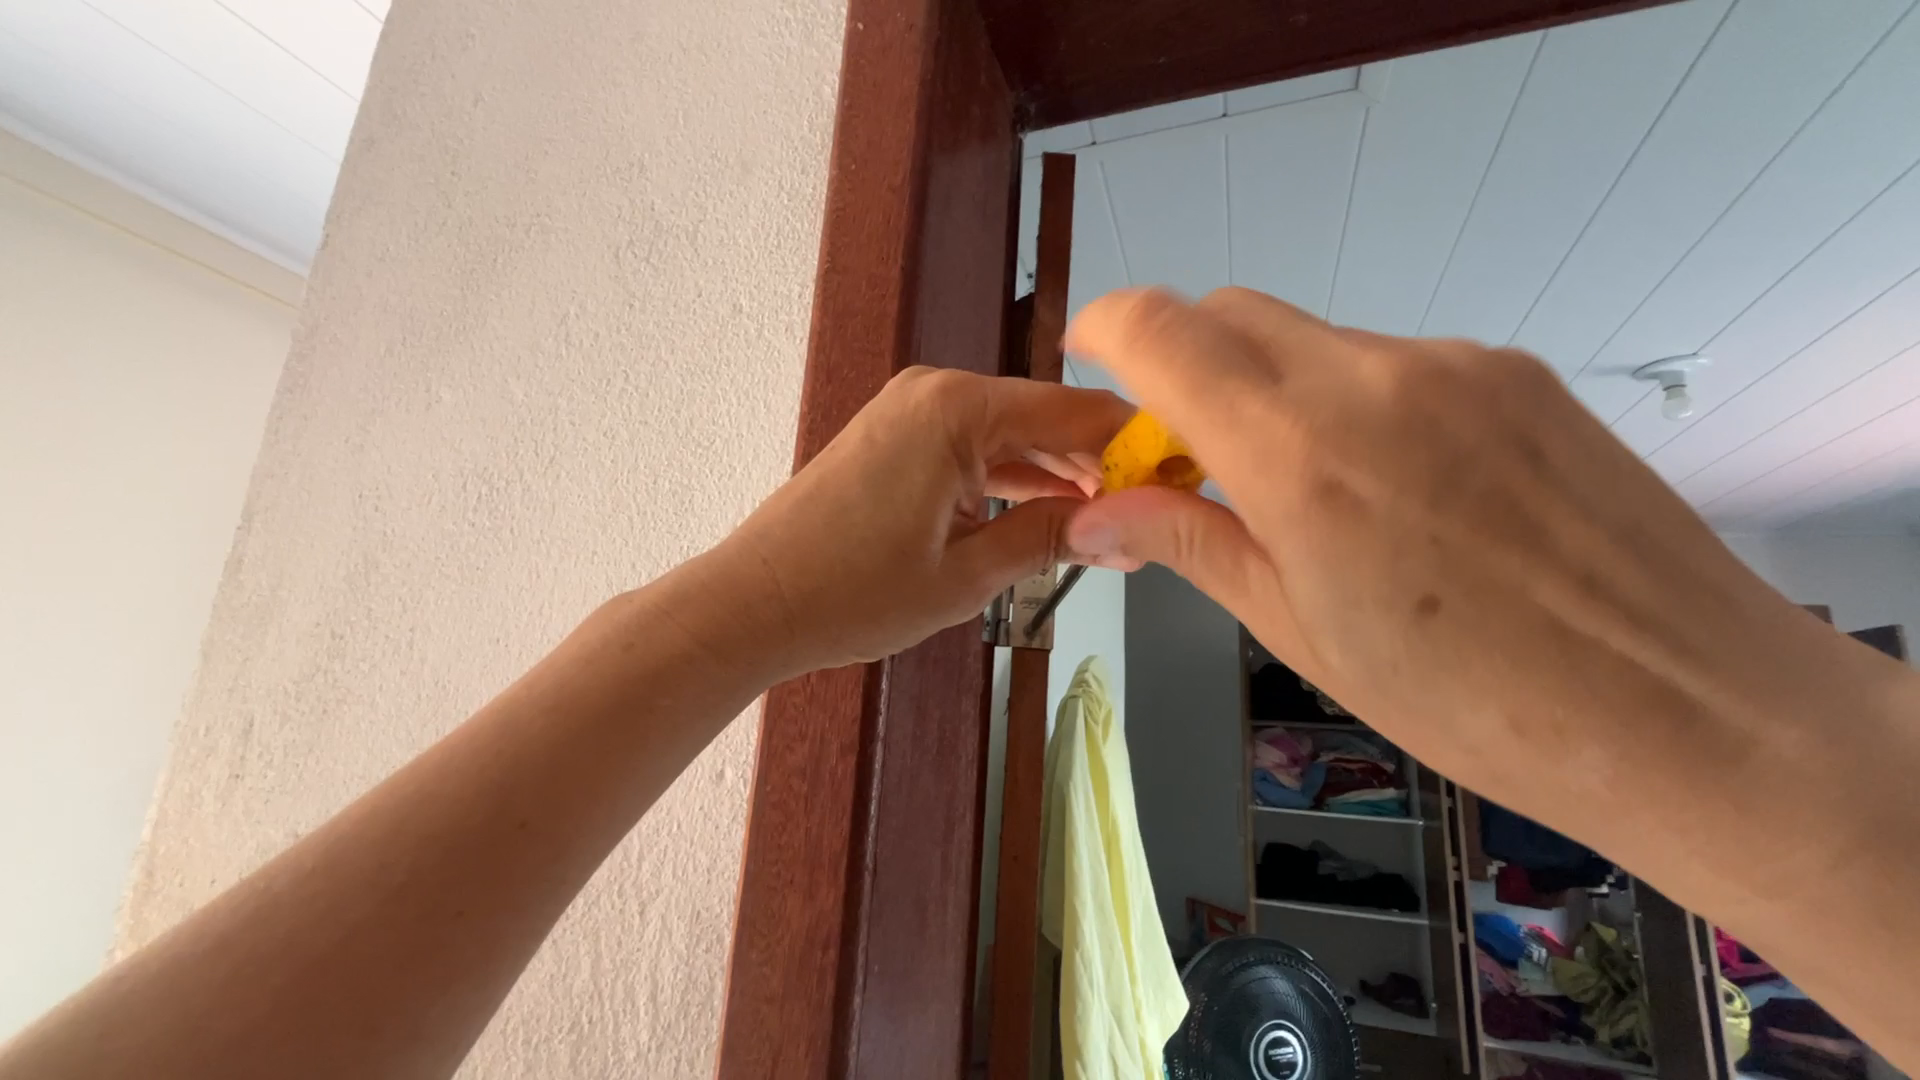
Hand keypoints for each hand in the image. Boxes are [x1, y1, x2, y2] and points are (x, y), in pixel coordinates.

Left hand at [706, 366, 1132, 677]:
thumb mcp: (966, 575)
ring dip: (1056, 474)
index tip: (1180, 474)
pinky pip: (971, 449)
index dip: (1133, 442)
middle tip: (1151, 510)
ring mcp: (910, 412)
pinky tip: (1049, 510)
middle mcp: (934, 392)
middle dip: (1097, 463)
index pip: (1076, 410)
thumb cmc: (851, 594)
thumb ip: (1047, 537)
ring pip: (1009, 435)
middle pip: (1044, 417)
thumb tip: (1118, 528)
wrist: (752, 604)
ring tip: (1111, 520)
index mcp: (956, 410)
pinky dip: (1009, 479)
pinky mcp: (895, 439)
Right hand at [1060, 287, 1894, 846]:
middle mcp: (1371, 377)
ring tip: (1292, 485)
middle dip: (1176, 360)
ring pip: (1308, 338)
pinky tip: (1384, 482)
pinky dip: (1340, 396)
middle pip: (1229, 314)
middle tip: (1176, 450)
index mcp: (1298, 454)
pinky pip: (1386, 360)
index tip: (1084, 354)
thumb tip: (1090, 515)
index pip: (1164, 332)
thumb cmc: (1464, 699)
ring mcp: (1452, 363)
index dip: (1105, 325)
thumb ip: (1188, 540)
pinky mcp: (1513, 372)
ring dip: (1262, 386)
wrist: (1694, 711)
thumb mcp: (1296, 628)